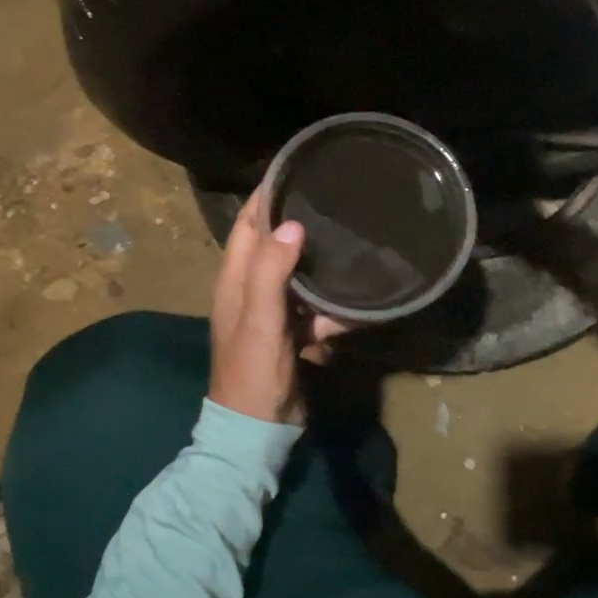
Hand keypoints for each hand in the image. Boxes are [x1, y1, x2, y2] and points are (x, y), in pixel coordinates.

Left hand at [207, 195, 340, 424]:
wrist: (258, 430)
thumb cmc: (252, 372)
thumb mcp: (260, 320)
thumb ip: (271, 272)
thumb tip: (292, 225)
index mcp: (235, 280)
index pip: (249, 224)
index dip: (267, 195)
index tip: (296, 167)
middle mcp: (253, 289)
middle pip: (277, 243)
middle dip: (301, 220)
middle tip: (336, 196)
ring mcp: (275, 311)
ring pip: (302, 274)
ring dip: (324, 262)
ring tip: (357, 237)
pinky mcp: (294, 333)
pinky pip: (318, 307)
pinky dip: (336, 305)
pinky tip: (362, 299)